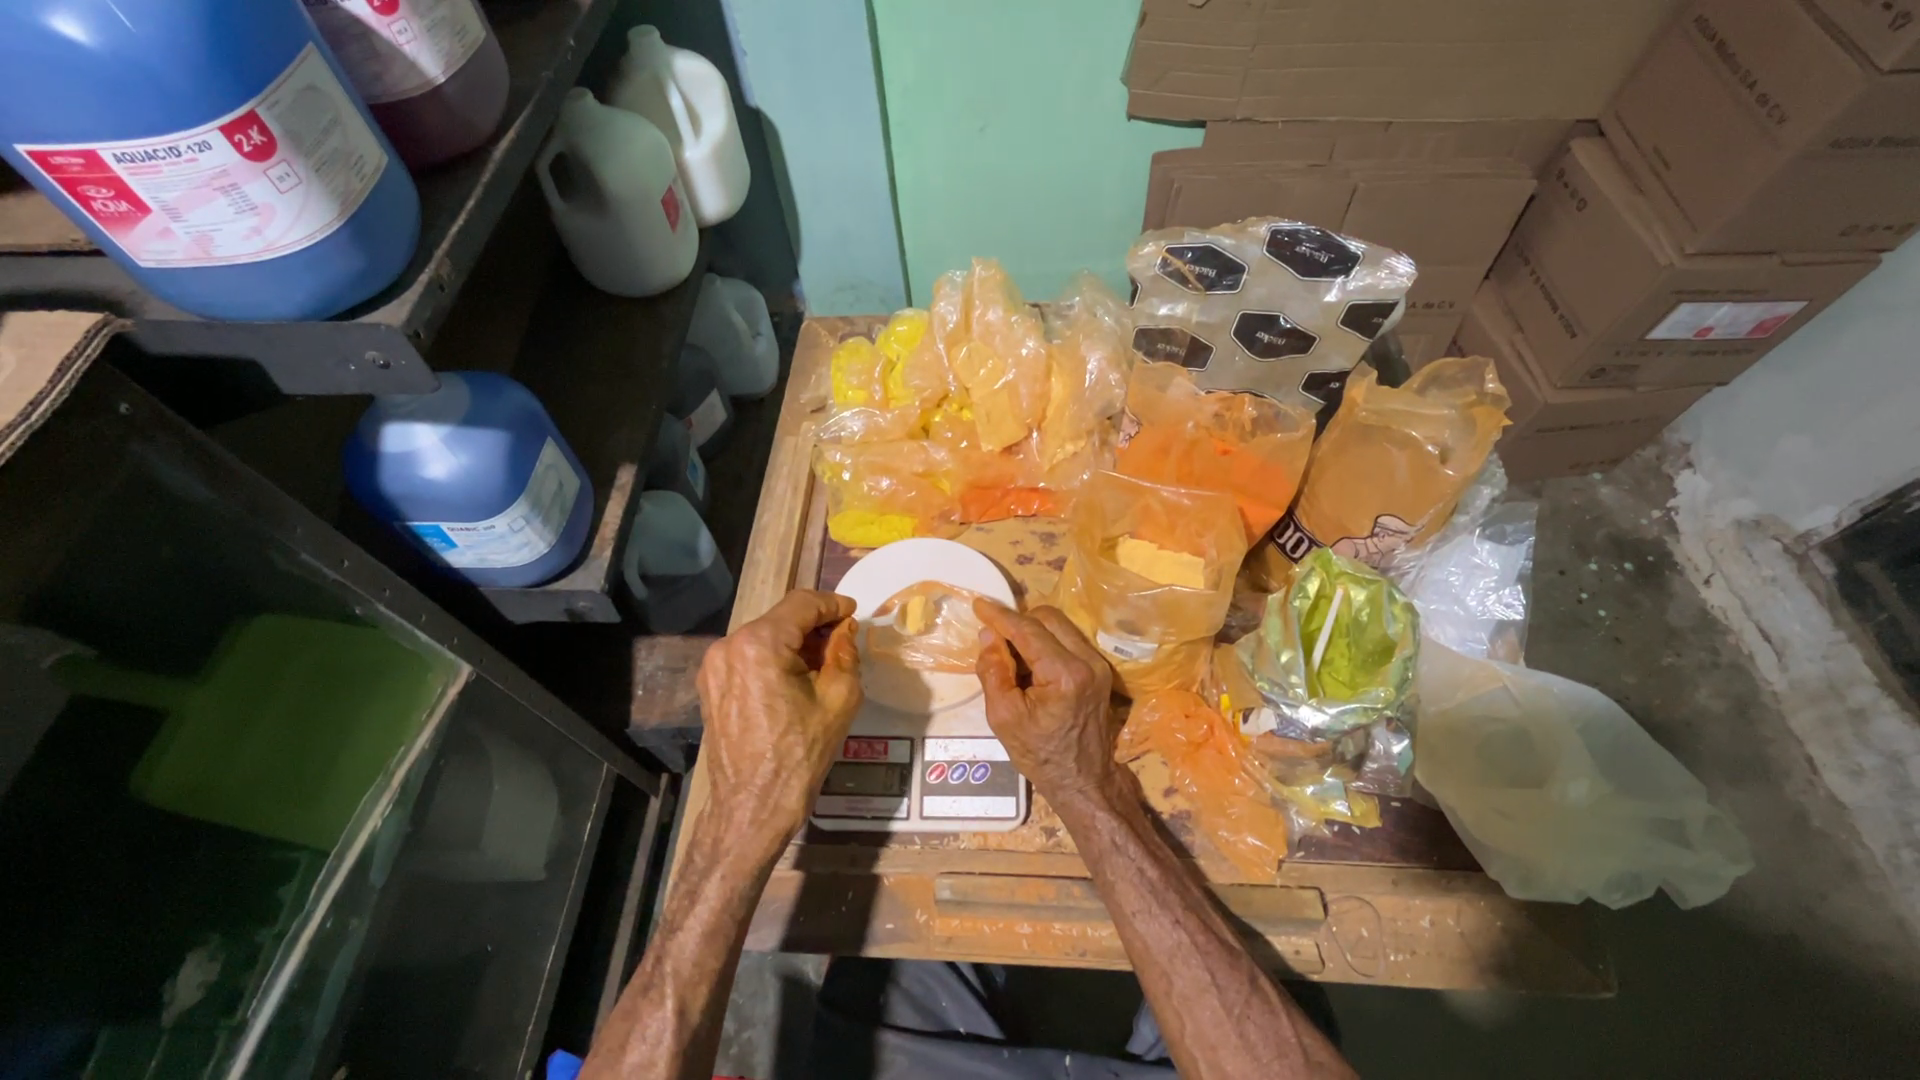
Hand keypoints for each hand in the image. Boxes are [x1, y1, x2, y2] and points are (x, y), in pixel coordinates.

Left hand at [698, 590, 861, 846]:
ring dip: (795, 644)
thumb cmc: (800, 754)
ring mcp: (714, 667)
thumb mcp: (839, 698)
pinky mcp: (711, 687)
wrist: (753, 806)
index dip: (833, 604)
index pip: (802, 604)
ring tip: (824, 665)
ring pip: (764, 638)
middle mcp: (728, 646)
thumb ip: (845, 652)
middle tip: (844, 642)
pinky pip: (749, 659)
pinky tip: (797, 681)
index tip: (854, 613)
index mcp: (759, 644)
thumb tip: (844, 629)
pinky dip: (775, 660)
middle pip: (781, 619)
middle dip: (815, 626)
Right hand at [972, 600, 1118, 805]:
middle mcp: (1087, 661)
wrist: (1082, 779)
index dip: (1001, 616)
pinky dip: (1047, 641)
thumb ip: (994, 671)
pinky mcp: (1100, 670)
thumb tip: (988, 636)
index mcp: (1064, 674)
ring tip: (1011, 653)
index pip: (1028, 630)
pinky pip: (1069, 639)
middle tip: (994, 636)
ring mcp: (1098, 664)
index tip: (979, 604)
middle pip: (1048, 617)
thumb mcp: (1003, 717)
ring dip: (1033, 630)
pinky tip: (1031, 663)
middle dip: (1018, 621)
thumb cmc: (1039, 754)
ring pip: (1061, 625)